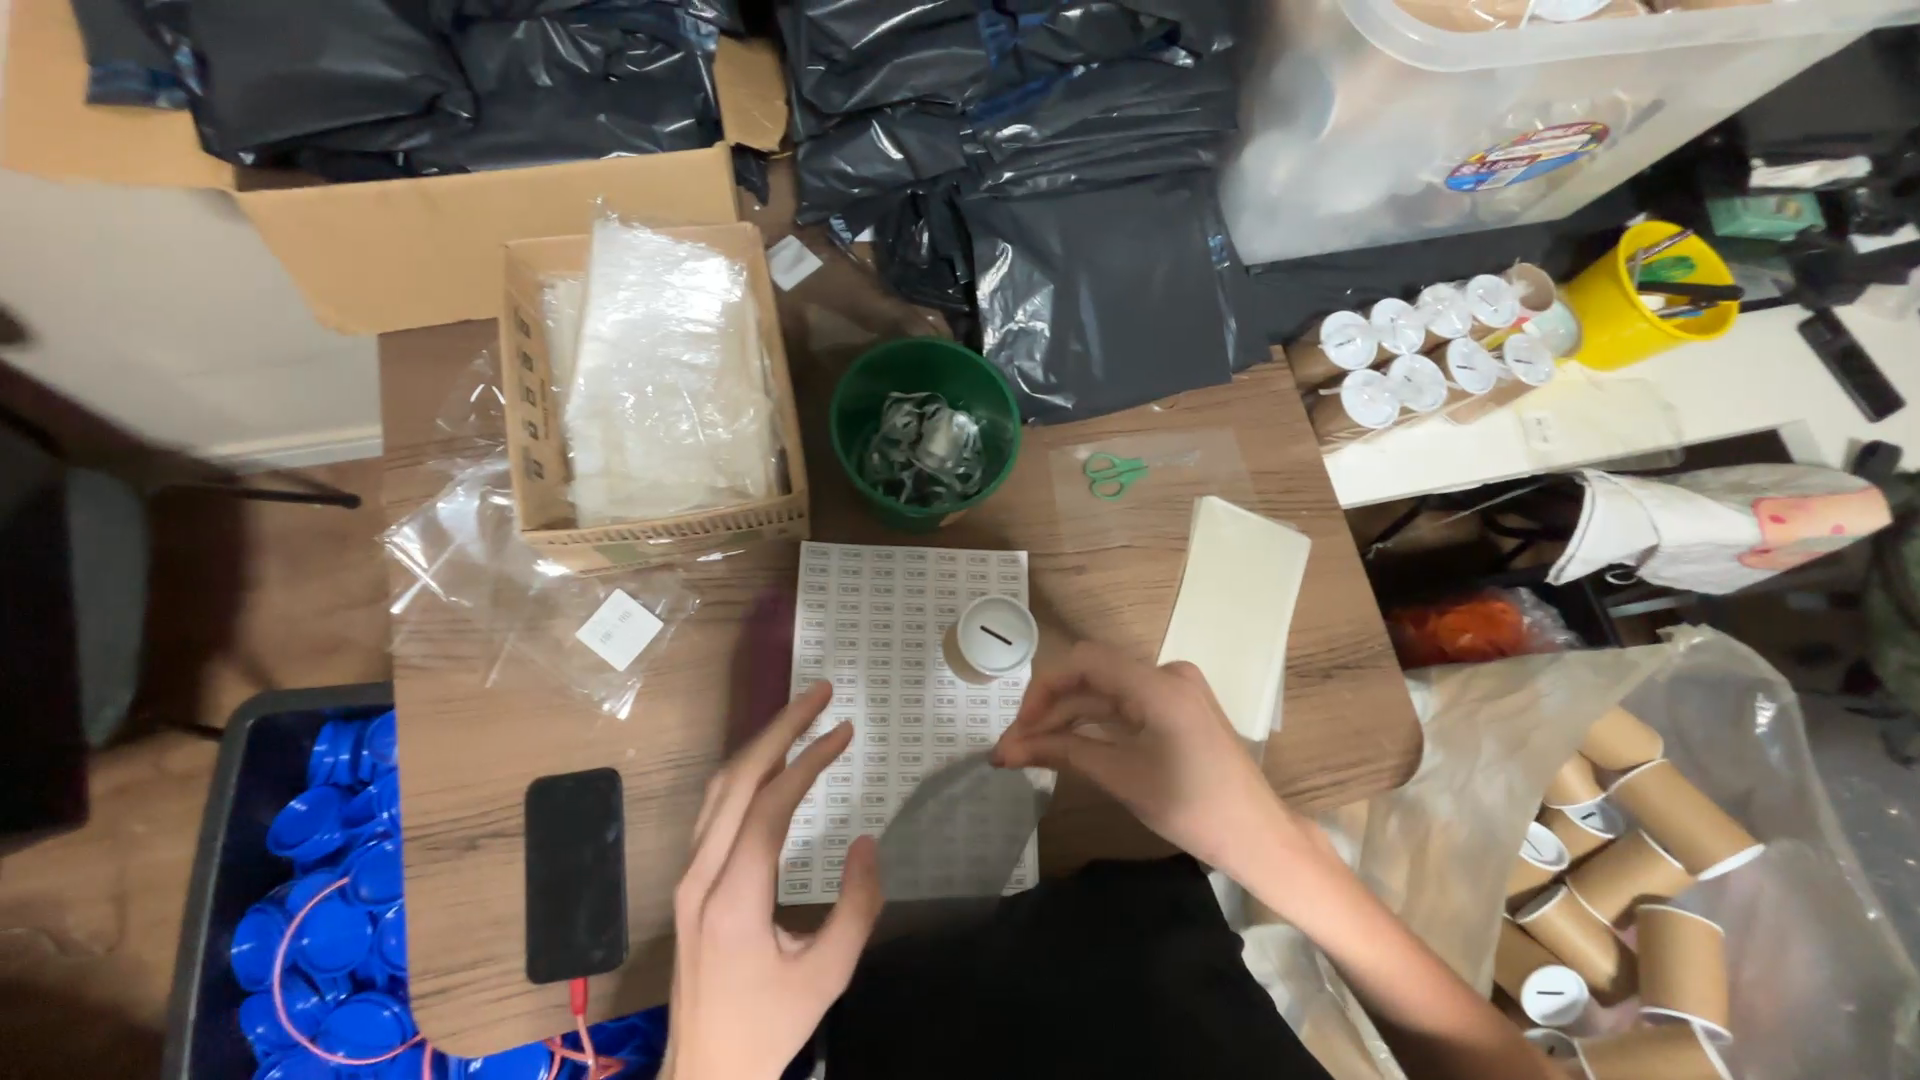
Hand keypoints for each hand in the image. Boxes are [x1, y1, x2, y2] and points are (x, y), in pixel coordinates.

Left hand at [663, 681, 882, 1079]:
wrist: (704, 1072)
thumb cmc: (769, 1028)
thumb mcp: (828, 975)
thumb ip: (857, 905)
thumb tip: (868, 840)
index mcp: (735, 899)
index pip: (770, 806)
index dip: (809, 761)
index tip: (845, 729)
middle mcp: (701, 876)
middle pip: (736, 780)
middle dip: (780, 728)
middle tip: (821, 692)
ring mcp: (687, 877)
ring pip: (718, 789)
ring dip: (760, 745)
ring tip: (801, 714)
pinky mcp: (689, 883)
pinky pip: (713, 809)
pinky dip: (746, 772)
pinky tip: (772, 763)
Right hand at [991, 641, 1307, 879]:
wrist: (1259, 838)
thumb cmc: (1194, 809)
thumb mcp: (1122, 778)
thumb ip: (1063, 752)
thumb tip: (1006, 750)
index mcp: (1158, 685)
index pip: (1083, 662)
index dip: (1043, 689)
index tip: (1019, 729)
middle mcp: (1167, 675)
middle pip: (1092, 677)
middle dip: (1048, 710)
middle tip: (1012, 748)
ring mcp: (1175, 691)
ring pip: (1105, 693)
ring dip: (1067, 718)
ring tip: (1028, 751)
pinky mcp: (1177, 709)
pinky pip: (1125, 706)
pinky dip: (1094, 724)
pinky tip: (1064, 745)